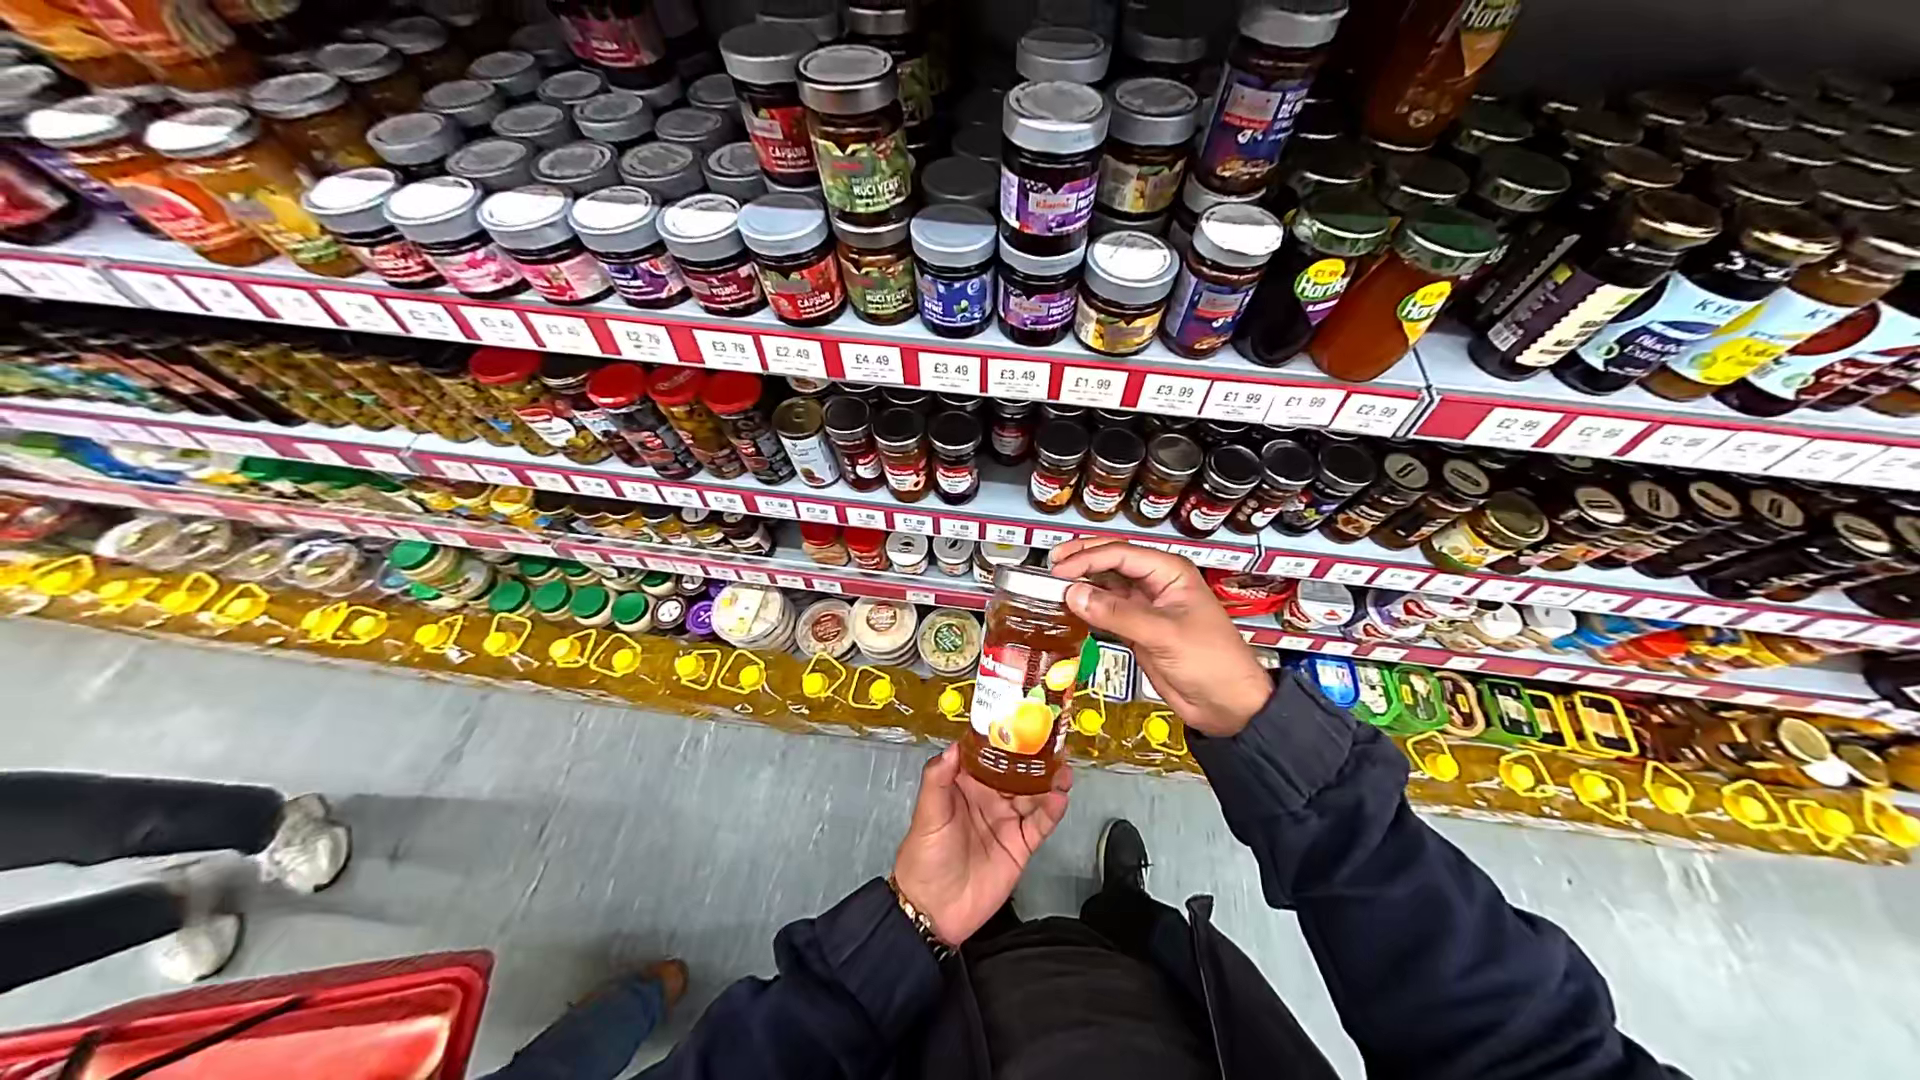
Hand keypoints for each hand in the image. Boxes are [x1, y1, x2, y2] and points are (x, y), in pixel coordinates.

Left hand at [891, 743, 1071, 946]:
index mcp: (966, 785)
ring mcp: (1006, 821)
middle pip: (1017, 773)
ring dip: (1049, 782)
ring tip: (1063, 769)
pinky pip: (1040, 824)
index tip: (1018, 721)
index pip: (988, 756)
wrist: (934, 909)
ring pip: (1034, 795)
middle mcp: (989, 799)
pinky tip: (1060, 798)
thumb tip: (954, 746)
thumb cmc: (924, 856)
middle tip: (1052, 742)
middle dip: (1034, 759)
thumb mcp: (927, 812)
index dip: (1002, 740)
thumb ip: (938, 778)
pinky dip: (1052, 811)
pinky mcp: (1020, 845)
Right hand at [1049, 538, 1270, 737]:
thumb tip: (1075, 594)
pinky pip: (1106, 611)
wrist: (1227, 705)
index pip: (1120, 554)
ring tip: (1054, 586)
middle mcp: (1155, 584)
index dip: (1087, 558)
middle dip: (1082, 560)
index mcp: (1169, 572)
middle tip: (1052, 565)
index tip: (1060, 570)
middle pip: (1111, 562)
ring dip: (1082, 585)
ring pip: (1106, 586)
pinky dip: (1088, 608)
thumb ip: (1117, 614)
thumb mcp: (1163, 634)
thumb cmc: (1211, 662)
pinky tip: (1071, 608)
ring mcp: (1145, 607)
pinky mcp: (1137, 629)